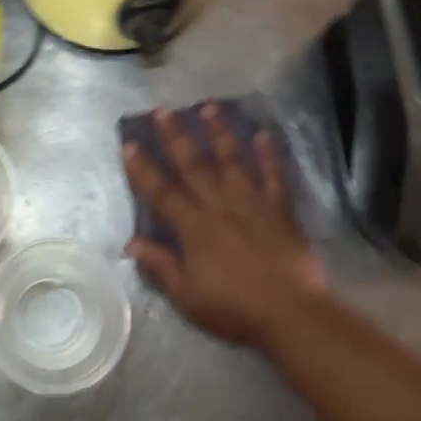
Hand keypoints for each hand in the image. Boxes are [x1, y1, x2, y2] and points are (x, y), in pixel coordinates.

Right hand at [123, 104, 323, 345]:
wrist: (290, 313)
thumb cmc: (234, 308)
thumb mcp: (187, 296)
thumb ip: (161, 266)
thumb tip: (131, 243)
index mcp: (194, 228)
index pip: (162, 192)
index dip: (144, 169)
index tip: (130, 145)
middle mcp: (220, 206)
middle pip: (194, 165)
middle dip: (176, 137)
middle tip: (164, 110)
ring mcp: (253, 204)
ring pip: (233, 160)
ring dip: (220, 133)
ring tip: (209, 107)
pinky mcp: (281, 210)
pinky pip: (274, 176)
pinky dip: (269, 155)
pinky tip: (263, 135)